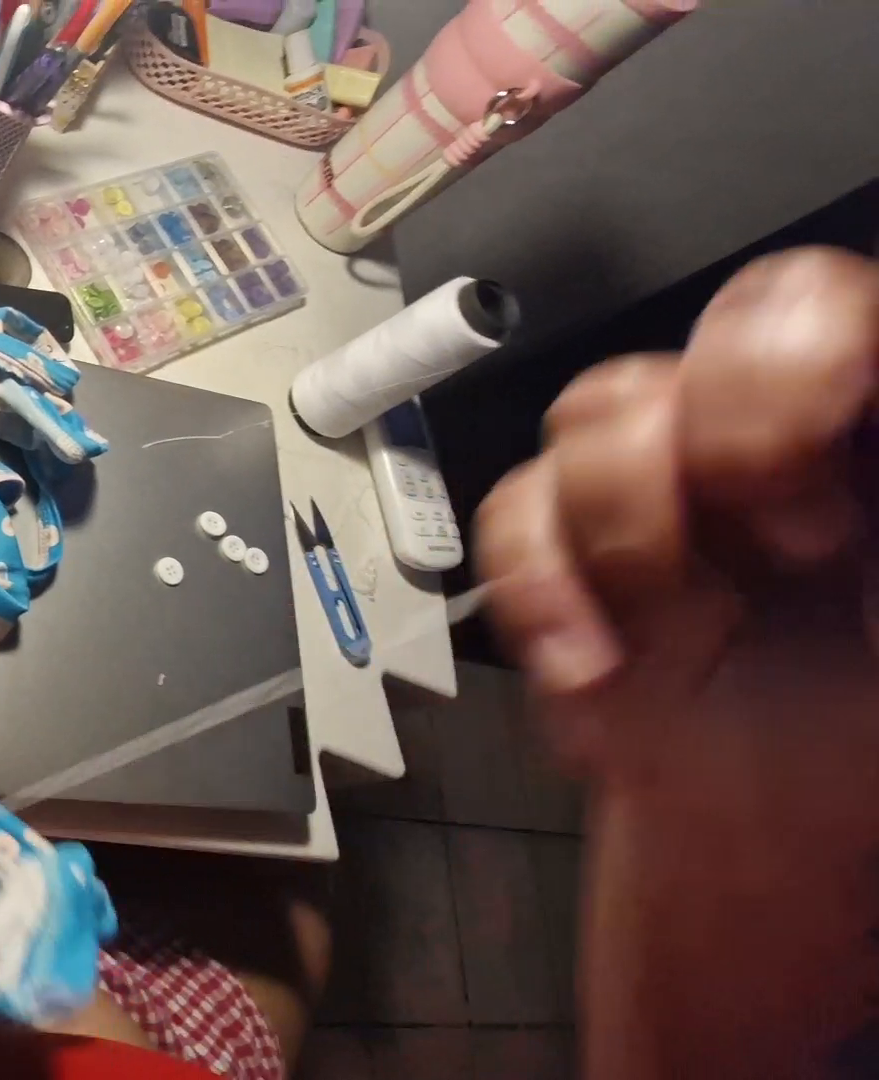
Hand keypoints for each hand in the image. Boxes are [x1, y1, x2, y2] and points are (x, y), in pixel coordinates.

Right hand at [476, 248, 878, 1078]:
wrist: (770, 817)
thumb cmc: (873, 733)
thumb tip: (846, 477)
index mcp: (861, 437)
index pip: (807, 312)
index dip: (785, 365)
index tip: (808, 469)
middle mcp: (745, 440)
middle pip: (667, 364)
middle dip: (696, 465)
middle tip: (785, 552)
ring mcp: (642, 492)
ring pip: (577, 432)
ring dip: (617, 542)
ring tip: (674, 632)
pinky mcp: (556, 548)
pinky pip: (507, 519)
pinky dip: (537, 592)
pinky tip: (588, 660)